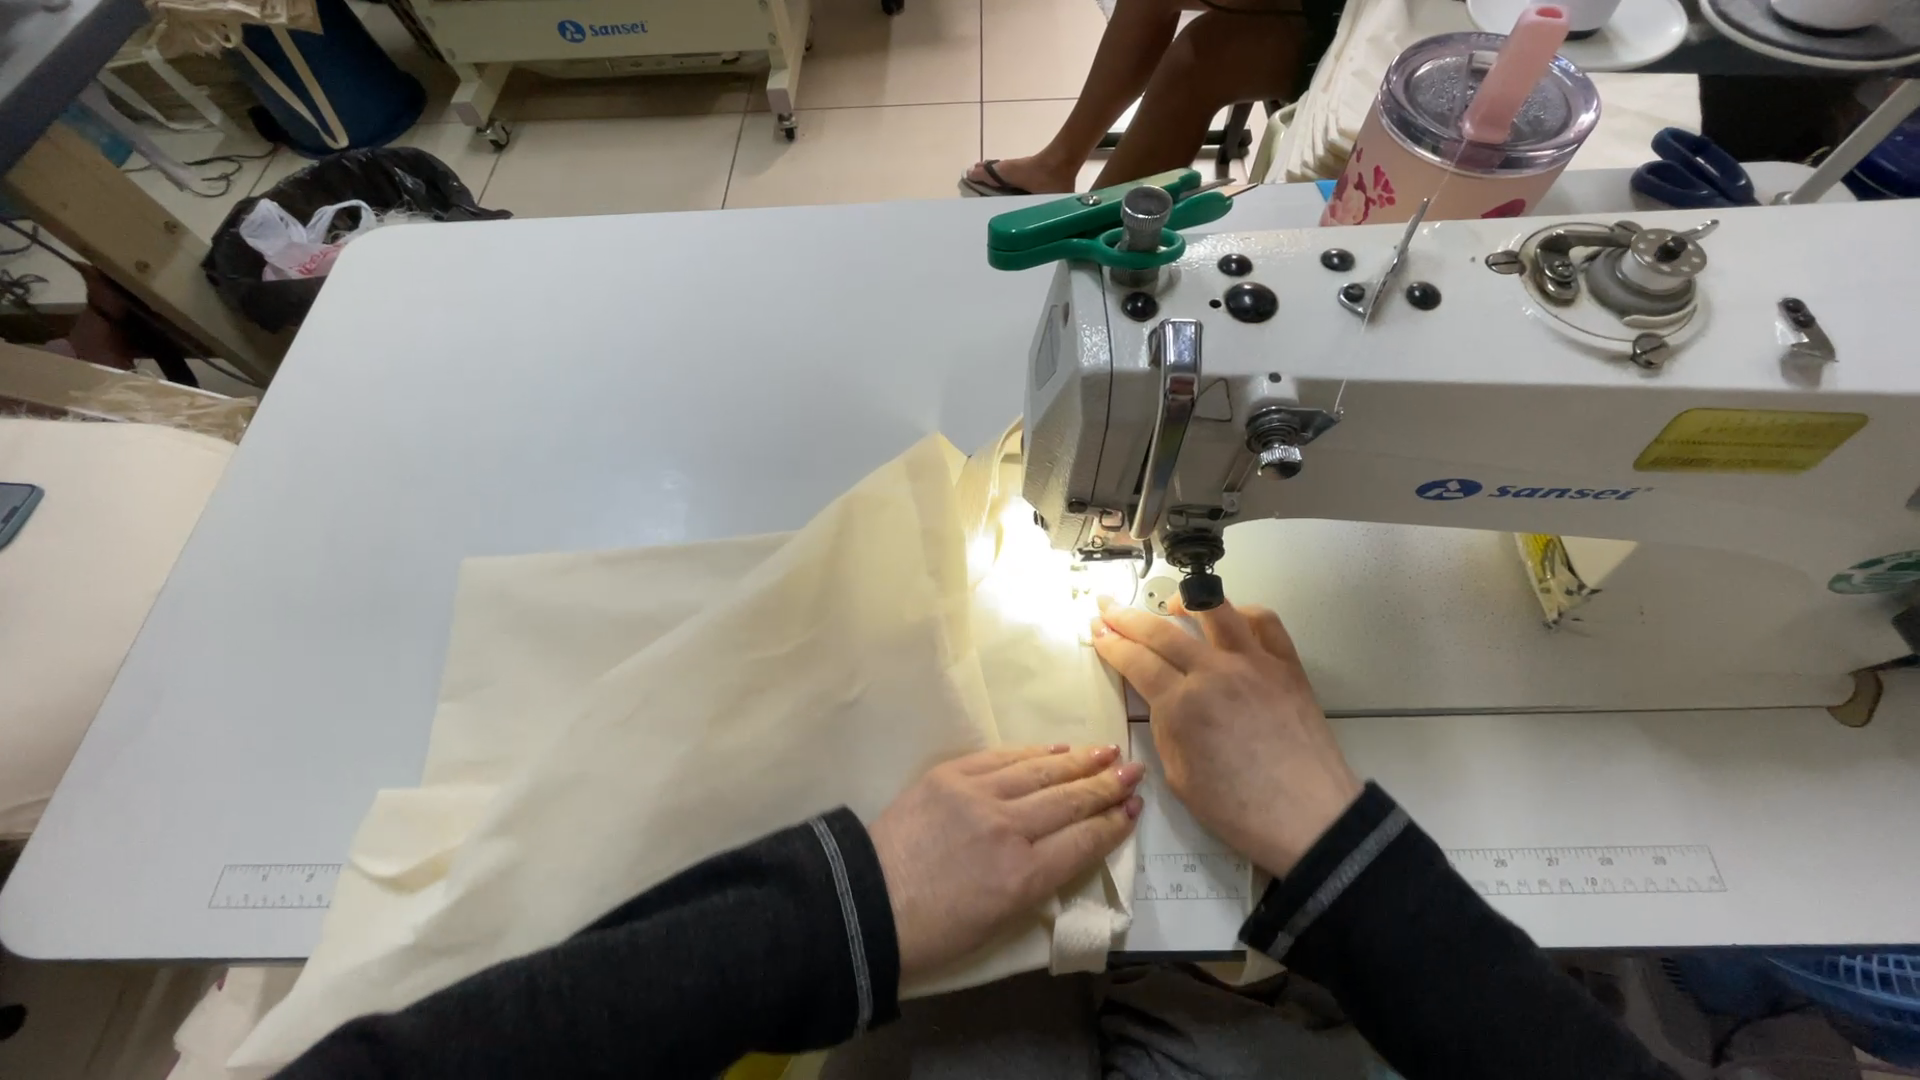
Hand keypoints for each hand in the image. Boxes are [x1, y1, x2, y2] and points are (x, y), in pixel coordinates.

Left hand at [869, 744, 1142, 980]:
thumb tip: (1066, 848)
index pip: (1083, 841)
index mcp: (1022, 878)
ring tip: (1107, 751)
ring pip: (1041, 772)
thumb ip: (1039, 884)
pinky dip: (1034, 753)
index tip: (1134, 808)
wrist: (867, 903)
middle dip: (1107, 785)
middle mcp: (1007, 830)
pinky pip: (1003, 758)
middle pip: (1069, 800)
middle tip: (1134, 770)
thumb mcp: (1000, 925)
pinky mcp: (951, 775)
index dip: (1113, 823)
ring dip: (1079, 761)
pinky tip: (1056, 750)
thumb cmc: (935, 932)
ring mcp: (978, 796)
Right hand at [1091, 597, 1360, 877]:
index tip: (1097, 633)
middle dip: (1127, 617)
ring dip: (1184, 601)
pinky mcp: (1287, 666)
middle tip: (1109, 607)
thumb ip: (1165, 726)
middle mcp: (1214, 673)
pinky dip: (1242, 612)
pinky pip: (1264, 622)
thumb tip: (1162, 697)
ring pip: (1213, 611)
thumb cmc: (1238, 811)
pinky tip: (1229, 618)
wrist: (1310, 821)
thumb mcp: (1178, 775)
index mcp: (1182, 705)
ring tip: (1170, 605)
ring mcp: (1254, 664)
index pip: (1135, 661)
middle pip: (1161, 631)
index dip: (1111, 645)